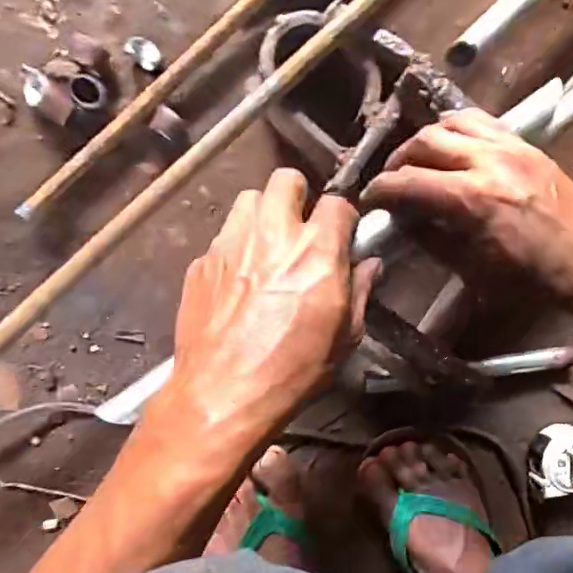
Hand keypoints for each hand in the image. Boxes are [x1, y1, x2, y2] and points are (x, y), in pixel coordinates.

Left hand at [168, 169, 378, 429]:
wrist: (224, 392)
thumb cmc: (294, 370)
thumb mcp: (344, 337)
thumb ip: (360, 292)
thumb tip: (369, 266)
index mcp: (317, 252)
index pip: (337, 202)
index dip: (343, 216)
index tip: (341, 234)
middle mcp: (273, 235)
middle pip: (286, 179)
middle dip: (299, 196)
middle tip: (302, 226)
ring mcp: (231, 243)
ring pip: (249, 198)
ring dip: (264, 213)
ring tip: (269, 246)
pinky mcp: (203, 261)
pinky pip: (224, 235)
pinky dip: (237, 246)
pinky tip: (241, 280)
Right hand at [362, 110, 572, 307]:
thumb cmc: (535, 281)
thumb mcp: (476, 271)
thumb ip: (435, 240)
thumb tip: (405, 221)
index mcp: (475, 199)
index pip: (410, 181)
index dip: (381, 189)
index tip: (370, 199)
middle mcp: (491, 161)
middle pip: (426, 140)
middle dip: (400, 160)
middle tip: (393, 182)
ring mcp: (513, 147)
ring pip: (454, 121)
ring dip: (428, 138)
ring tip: (421, 161)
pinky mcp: (529, 144)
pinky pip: (484, 122)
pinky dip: (460, 131)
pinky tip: (456, 150)